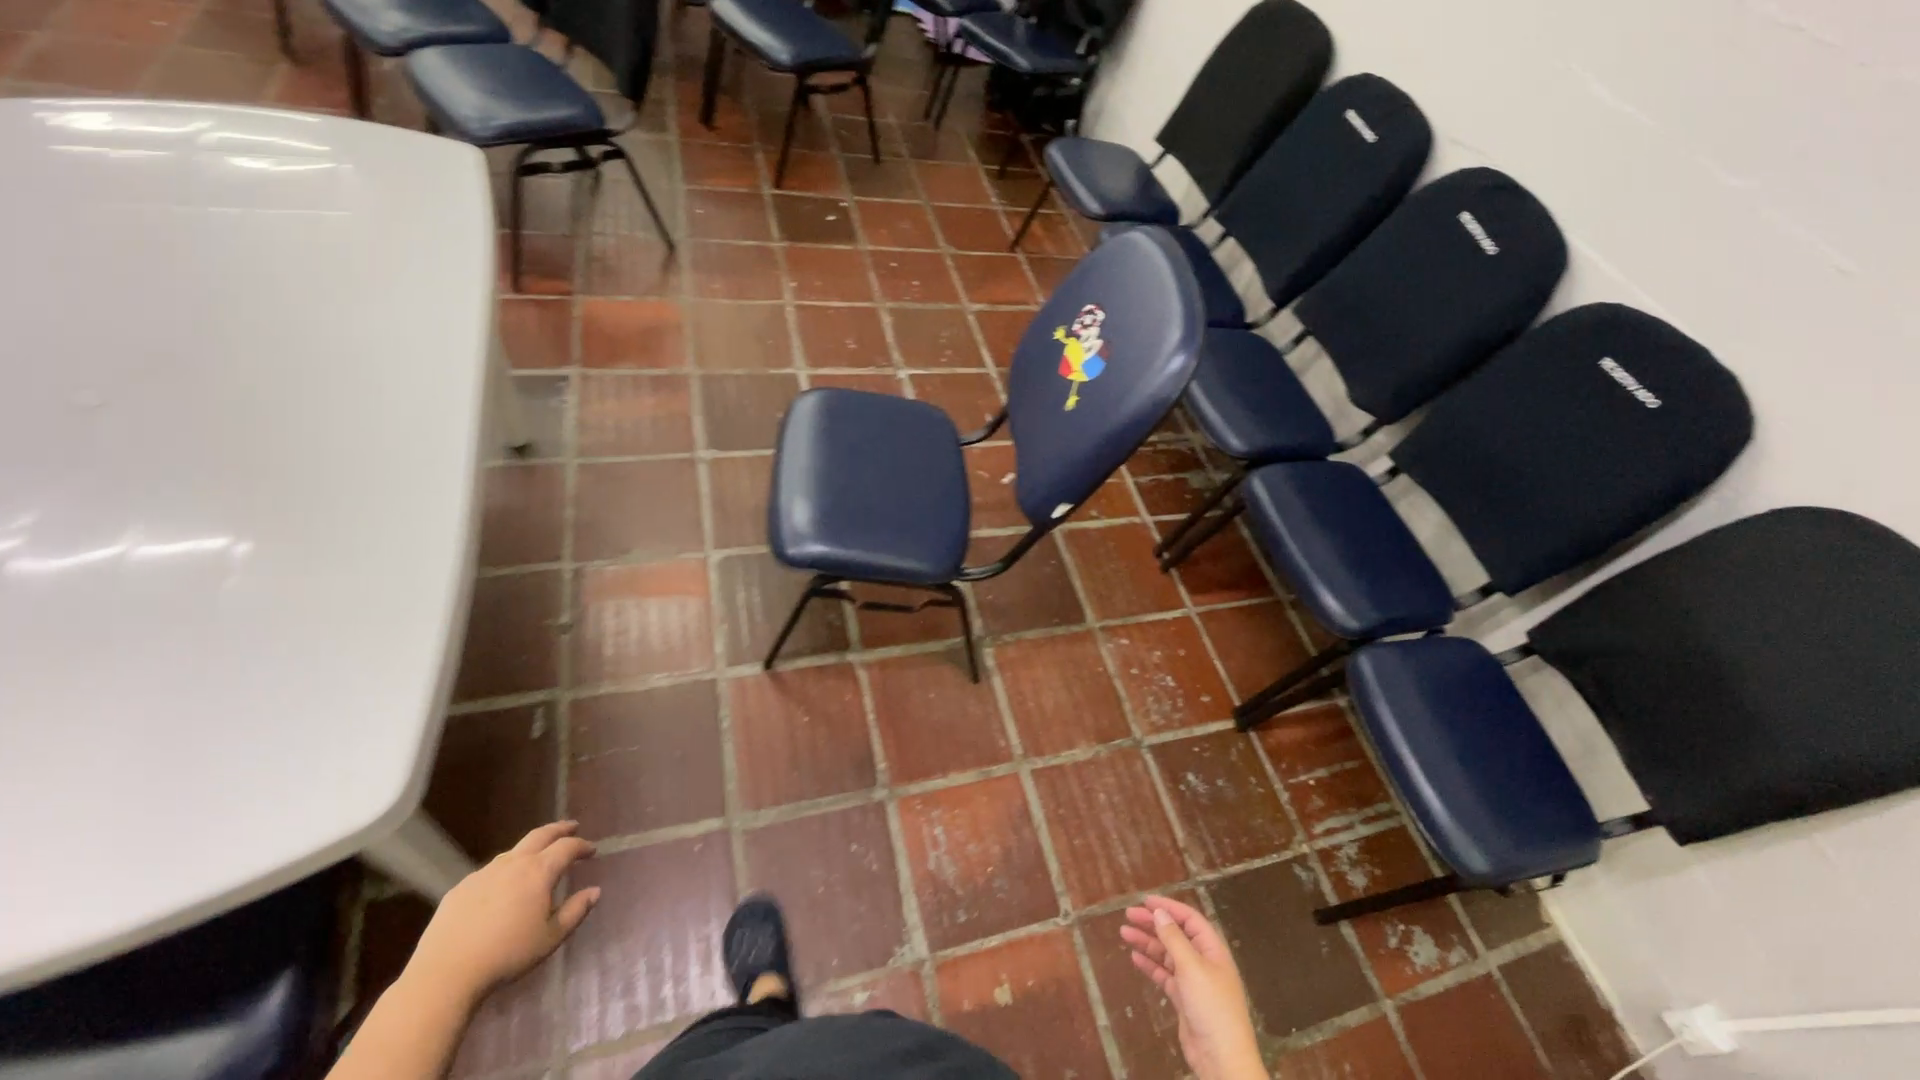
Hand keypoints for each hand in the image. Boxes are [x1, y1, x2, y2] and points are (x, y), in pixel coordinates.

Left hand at [405, 821, 601, 1003]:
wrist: (447, 972)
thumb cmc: (507, 955)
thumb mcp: (551, 938)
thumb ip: (575, 911)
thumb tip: (595, 891)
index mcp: (538, 873)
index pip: (566, 847)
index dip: (581, 846)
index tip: (592, 850)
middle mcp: (512, 865)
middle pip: (539, 836)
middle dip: (558, 829)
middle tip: (572, 827)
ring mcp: (483, 874)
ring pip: (512, 852)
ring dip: (530, 850)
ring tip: (537, 858)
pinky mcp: (461, 888)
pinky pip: (489, 872)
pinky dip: (505, 870)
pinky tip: (502, 888)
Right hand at [1121, 895, 1263, 1079]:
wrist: (1221, 1056)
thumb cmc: (1211, 1006)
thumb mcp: (1192, 967)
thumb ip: (1174, 939)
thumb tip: (1160, 913)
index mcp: (1213, 950)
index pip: (1190, 920)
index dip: (1169, 907)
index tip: (1145, 901)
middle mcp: (1204, 962)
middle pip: (1177, 935)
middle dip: (1154, 923)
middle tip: (1129, 915)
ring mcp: (1194, 981)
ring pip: (1168, 955)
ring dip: (1148, 943)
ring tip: (1124, 933)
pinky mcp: (1184, 999)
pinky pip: (1165, 975)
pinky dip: (1150, 965)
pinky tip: (1135, 958)